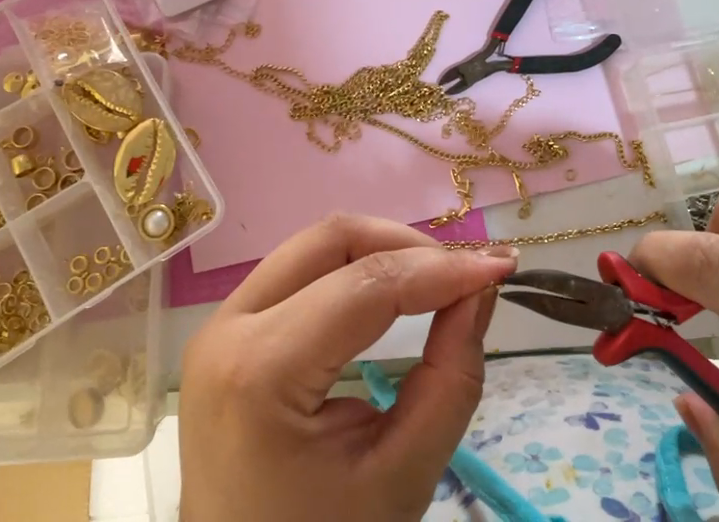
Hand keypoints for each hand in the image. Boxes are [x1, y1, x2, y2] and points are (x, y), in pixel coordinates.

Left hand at [180, 214, 517, 521]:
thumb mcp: (399, 477)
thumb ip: (450, 380)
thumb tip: (480, 291)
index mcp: (260, 370)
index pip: (365, 286)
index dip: (440, 269)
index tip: (501, 268)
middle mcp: (227, 328)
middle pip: (328, 241)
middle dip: (406, 245)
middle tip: (464, 274)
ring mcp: (218, 326)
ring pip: (309, 249)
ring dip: (378, 253)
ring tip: (436, 282)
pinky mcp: (223, 332)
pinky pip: (293, 275)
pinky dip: (348, 271)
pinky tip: (389, 293)